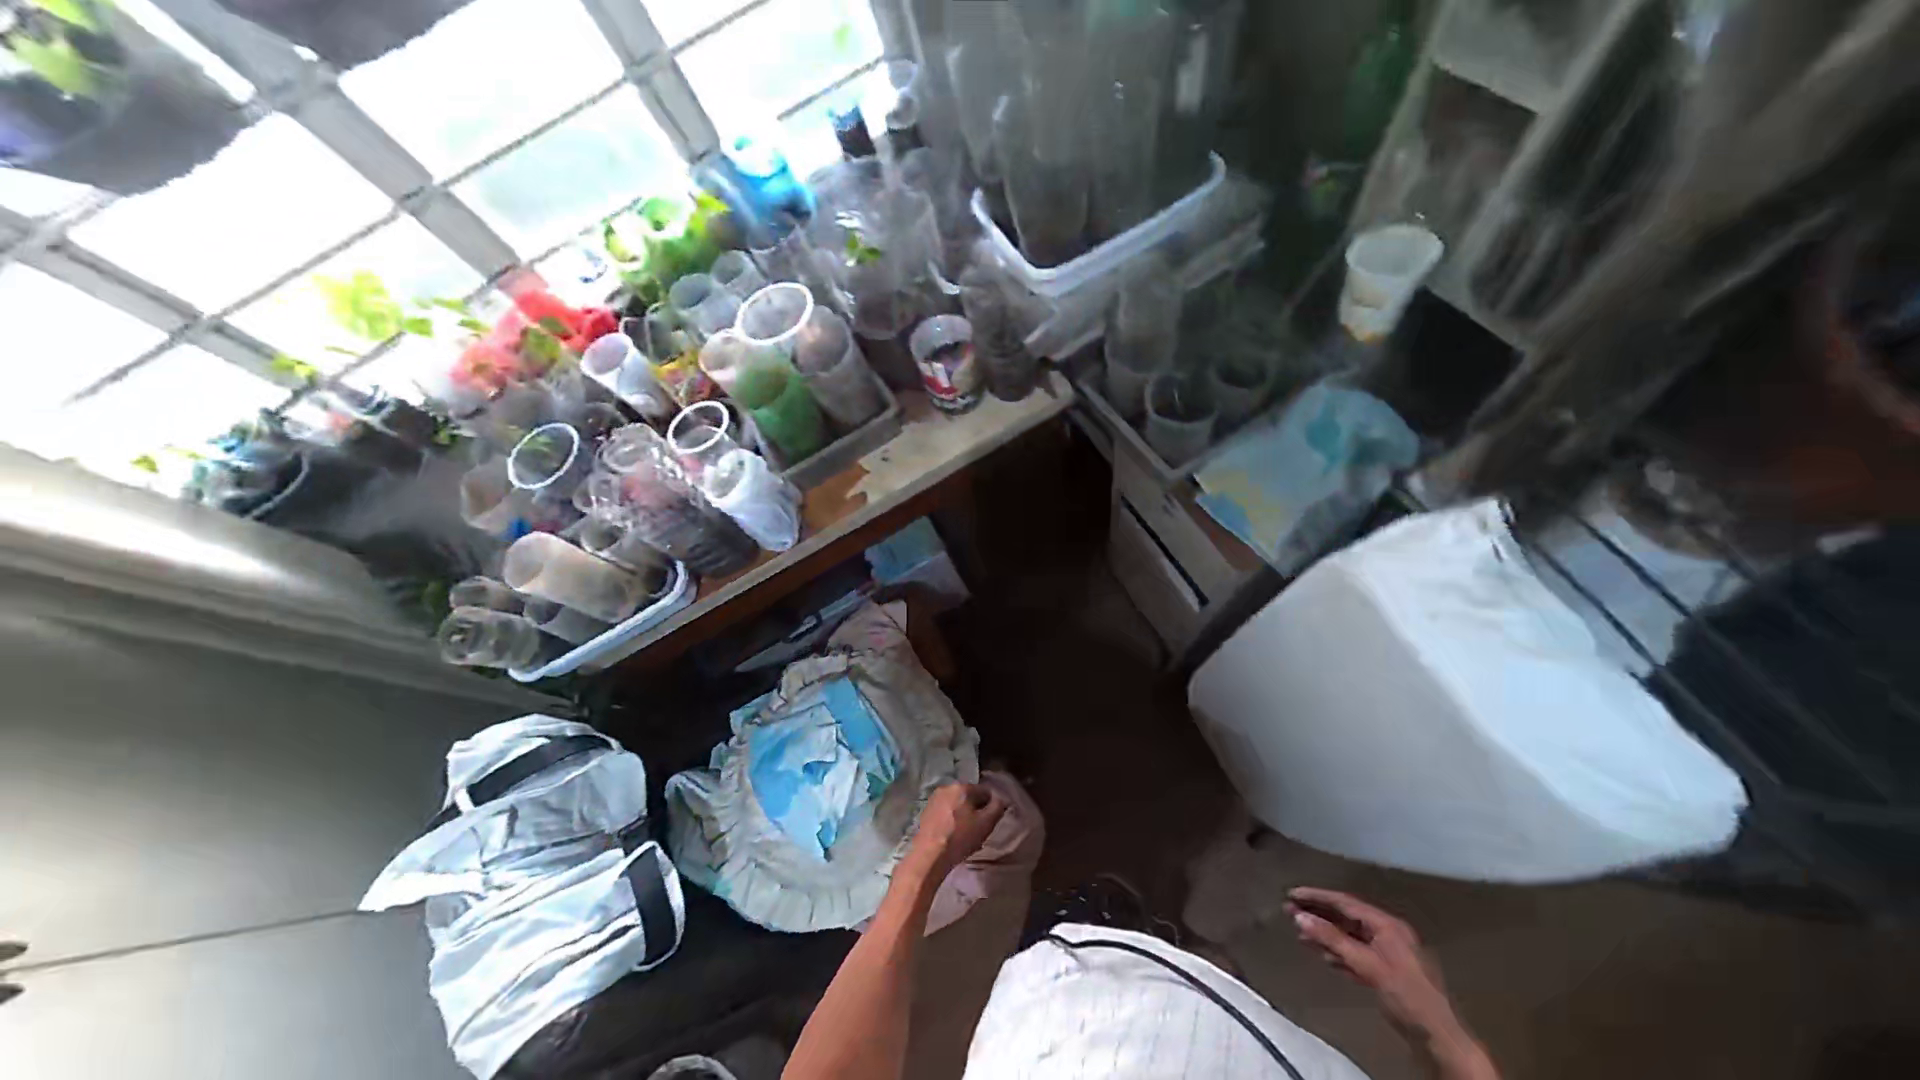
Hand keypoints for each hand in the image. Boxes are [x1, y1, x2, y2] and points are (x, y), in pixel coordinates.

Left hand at [903, 782, 1007, 882]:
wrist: (929, 855)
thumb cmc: (960, 837)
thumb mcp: (986, 824)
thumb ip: (997, 808)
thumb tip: (1001, 799)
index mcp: (961, 786)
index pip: (985, 792)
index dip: (991, 807)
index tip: (990, 823)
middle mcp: (946, 787)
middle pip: (970, 798)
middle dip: (976, 812)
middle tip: (979, 830)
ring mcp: (934, 799)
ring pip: (957, 806)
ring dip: (964, 817)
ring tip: (966, 836)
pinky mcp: (926, 812)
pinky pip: (946, 813)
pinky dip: (952, 821)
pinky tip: (953, 836)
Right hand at [1286, 888, 1465, 1045]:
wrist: (1438, 1036)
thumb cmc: (1404, 995)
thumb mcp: (1366, 964)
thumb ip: (1332, 939)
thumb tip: (1301, 917)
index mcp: (1387, 925)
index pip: (1345, 903)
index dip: (1317, 897)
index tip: (1292, 894)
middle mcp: (1388, 933)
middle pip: (1346, 917)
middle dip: (1318, 914)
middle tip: (1289, 911)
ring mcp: (1389, 952)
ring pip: (1350, 936)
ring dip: (1326, 934)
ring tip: (1300, 933)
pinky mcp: (1387, 970)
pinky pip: (1357, 952)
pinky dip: (1339, 952)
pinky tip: (1325, 957)